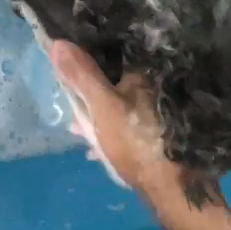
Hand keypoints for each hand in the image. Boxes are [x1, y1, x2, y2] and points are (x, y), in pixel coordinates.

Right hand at [48, 41, 218, 210]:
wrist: (172, 187)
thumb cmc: (136, 142)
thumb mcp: (102, 107)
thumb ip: (81, 75)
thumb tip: (58, 42)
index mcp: (144, 73)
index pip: (111, 54)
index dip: (87, 60)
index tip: (68, 71)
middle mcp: (156, 86)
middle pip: (114, 80)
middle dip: (90, 93)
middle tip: (73, 110)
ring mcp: (160, 111)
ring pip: (121, 103)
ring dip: (100, 114)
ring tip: (80, 131)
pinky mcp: (162, 132)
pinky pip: (130, 121)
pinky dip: (113, 129)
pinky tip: (100, 147)